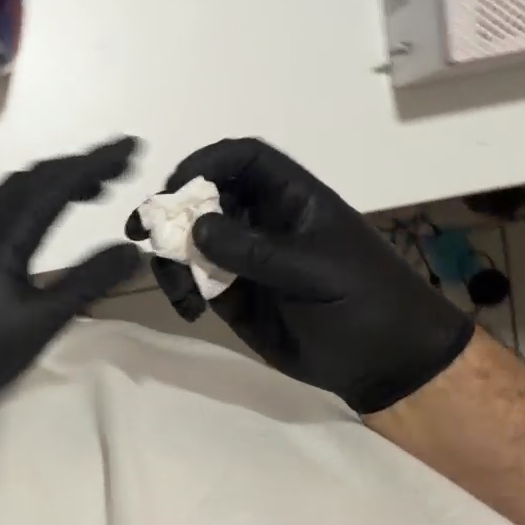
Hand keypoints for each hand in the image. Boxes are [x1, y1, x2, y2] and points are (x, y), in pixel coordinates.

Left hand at [0, 138, 142, 440]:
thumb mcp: (43, 321)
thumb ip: (89, 281)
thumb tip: (134, 251)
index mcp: (4, 235)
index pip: (57, 183)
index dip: (96, 161)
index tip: (132, 147)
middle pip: (36, 178)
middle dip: (80, 166)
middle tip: (121, 166)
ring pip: (15, 189)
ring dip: (54, 180)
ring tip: (93, 188)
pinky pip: (1, 205)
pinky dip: (32, 197)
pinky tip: (46, 214)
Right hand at [125, 138, 470, 413]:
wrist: (384, 365)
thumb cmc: (367, 305)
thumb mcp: (317, 273)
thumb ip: (256, 250)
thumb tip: (196, 227)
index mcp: (292, 200)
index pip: (244, 160)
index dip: (207, 162)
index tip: (175, 187)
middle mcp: (261, 222)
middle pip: (203, 197)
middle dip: (169, 210)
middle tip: (140, 232)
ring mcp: (242, 259)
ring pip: (188, 241)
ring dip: (170, 259)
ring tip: (179, 292)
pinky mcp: (229, 295)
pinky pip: (190, 280)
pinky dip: (178, 291)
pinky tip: (190, 312)